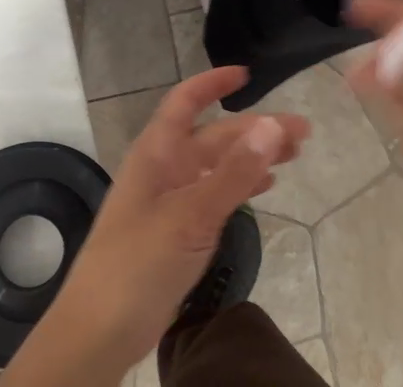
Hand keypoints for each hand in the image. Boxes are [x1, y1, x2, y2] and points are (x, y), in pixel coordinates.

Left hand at [4, 67, 310, 384]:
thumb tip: (272, 124)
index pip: (185, 102)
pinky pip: (213, 195)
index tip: (247, 74)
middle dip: (254, 129)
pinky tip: (265, 186)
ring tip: (295, 155)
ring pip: (216, 166)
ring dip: (252, 157)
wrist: (100, 329)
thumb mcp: (191, 215)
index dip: (212, 83)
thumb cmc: (138, 262)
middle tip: (302, 133)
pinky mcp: (176, 232)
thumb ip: (233, 173)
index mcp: (156, 153)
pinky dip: (239, 186)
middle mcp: (163, 169)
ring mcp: (169, 201)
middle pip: (213, 137)